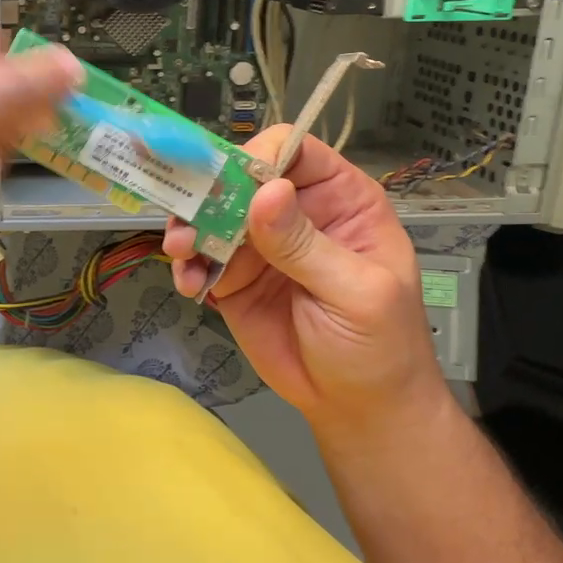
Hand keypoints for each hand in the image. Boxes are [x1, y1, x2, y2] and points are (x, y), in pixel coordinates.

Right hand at [165, 125, 446, 431]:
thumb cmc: (381, 348)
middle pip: (239, 179)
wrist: (359, 410)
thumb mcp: (356, 294)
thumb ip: (306, 245)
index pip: (292, 152)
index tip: (227, 183)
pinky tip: (189, 284)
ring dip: (189, 230)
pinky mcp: (233, 278)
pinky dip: (186, 266)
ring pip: (211, 216)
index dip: (257, 157)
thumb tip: (265, 191)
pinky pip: (199, 258)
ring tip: (181, 255)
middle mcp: (294, 213)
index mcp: (338, 200)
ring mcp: (259, 246)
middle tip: (186, 222)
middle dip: (207, 195)